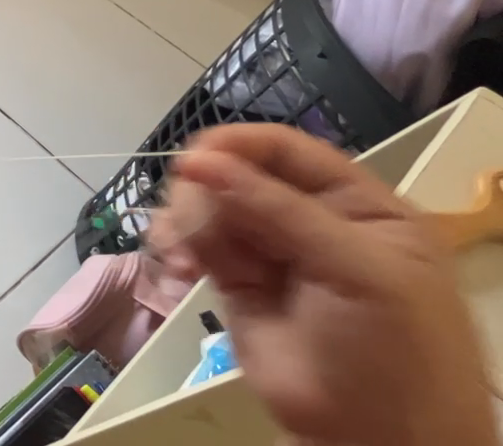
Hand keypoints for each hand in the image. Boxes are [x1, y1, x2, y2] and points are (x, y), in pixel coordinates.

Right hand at [151, 125, 496, 445]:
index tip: (193, 162)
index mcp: (358, 206)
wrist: (372, 438)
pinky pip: (184, 236)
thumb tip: (195, 159)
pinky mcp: (229, 271)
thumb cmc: (392, 354)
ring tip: (185, 260)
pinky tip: (177, 270)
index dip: (235, 145)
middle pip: (229, 171)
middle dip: (202, 196)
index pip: (285, 149)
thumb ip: (277, 209)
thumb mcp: (356, 273)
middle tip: (196, 230)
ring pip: (200, 201)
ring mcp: (265, 244)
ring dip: (183, 223)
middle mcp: (307, 216)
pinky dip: (170, 245)